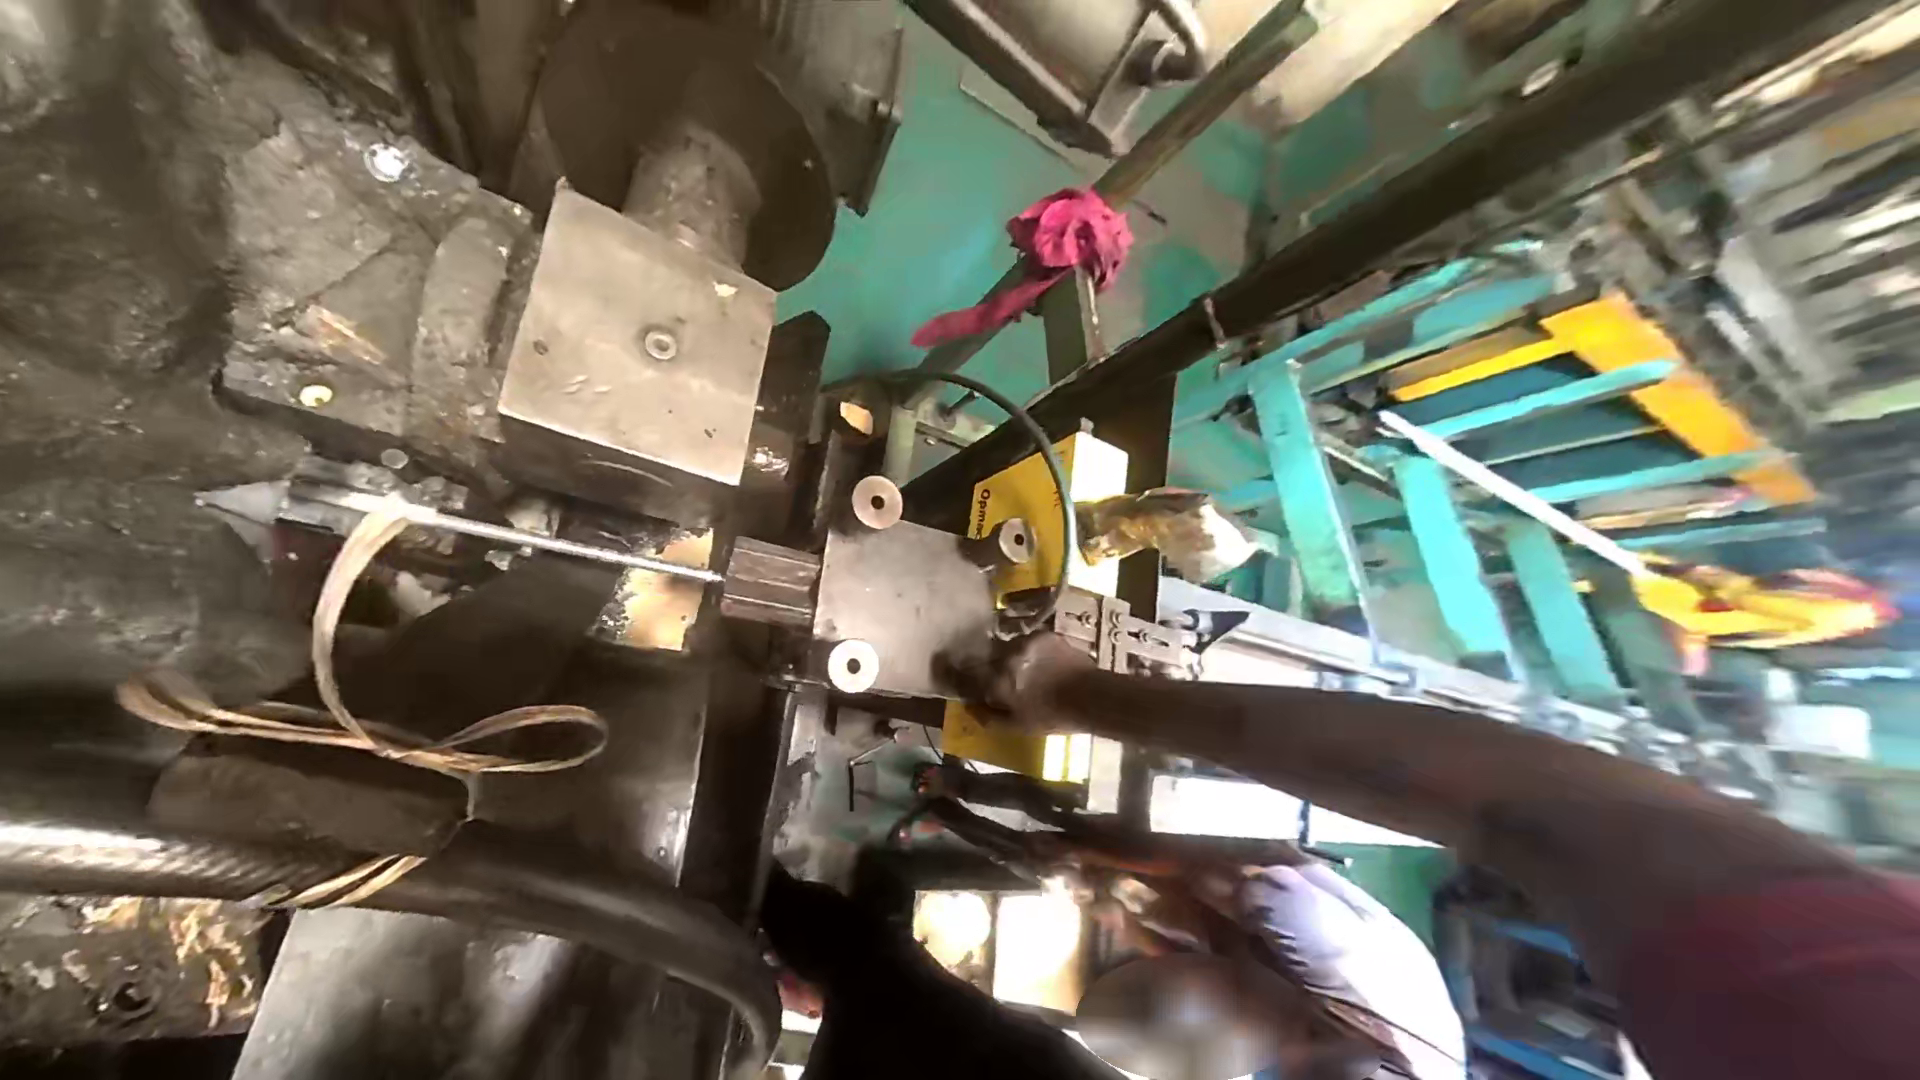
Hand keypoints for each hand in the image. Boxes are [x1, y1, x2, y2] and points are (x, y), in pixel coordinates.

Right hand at [949, 631, 1095, 730]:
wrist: (1090, 696)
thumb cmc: (1053, 717)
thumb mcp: (1018, 727)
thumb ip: (989, 717)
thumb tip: (969, 706)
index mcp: (997, 682)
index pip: (970, 674)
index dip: (966, 676)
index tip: (967, 678)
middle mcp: (1006, 658)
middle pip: (989, 658)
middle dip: (993, 667)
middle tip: (1006, 678)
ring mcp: (1025, 643)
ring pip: (1008, 646)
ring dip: (1012, 656)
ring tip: (1028, 668)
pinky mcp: (1043, 635)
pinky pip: (1028, 640)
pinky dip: (1032, 650)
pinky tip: (1044, 661)